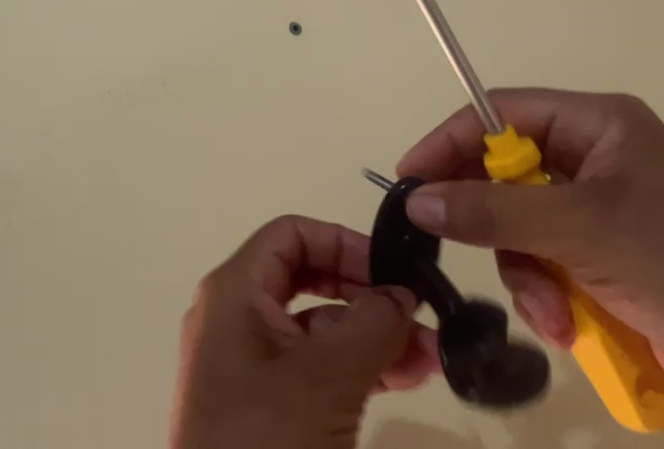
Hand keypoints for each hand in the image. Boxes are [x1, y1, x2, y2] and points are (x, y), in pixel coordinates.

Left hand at [170, 216, 440, 448]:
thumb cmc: (267, 438)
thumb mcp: (326, 376)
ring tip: (430, 357)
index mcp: (234, 292)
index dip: (343, 242)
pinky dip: (359, 368)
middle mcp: (236, 318)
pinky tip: (405, 380)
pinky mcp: (264, 406)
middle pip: (309, 279)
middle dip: (367, 294)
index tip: (393, 270)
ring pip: (319, 328)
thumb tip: (403, 293)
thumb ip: (372, 323)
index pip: (291, 235)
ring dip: (374, 335)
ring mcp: (249, 365)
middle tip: (419, 314)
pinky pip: (316, 368)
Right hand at [397, 89, 663, 429]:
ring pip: (521, 229)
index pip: (503, 113)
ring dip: (526, 272)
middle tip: (465, 252)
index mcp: (600, 126)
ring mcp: (606, 215)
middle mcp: (599, 160)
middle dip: (496, 225)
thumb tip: (417, 197)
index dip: (451, 141)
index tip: (409, 179)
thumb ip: (491, 211)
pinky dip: (549, 296)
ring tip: (552, 311)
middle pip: (507, 174)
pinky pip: (548, 265)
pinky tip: (571, 327)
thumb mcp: (581, 231)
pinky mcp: (611, 262)